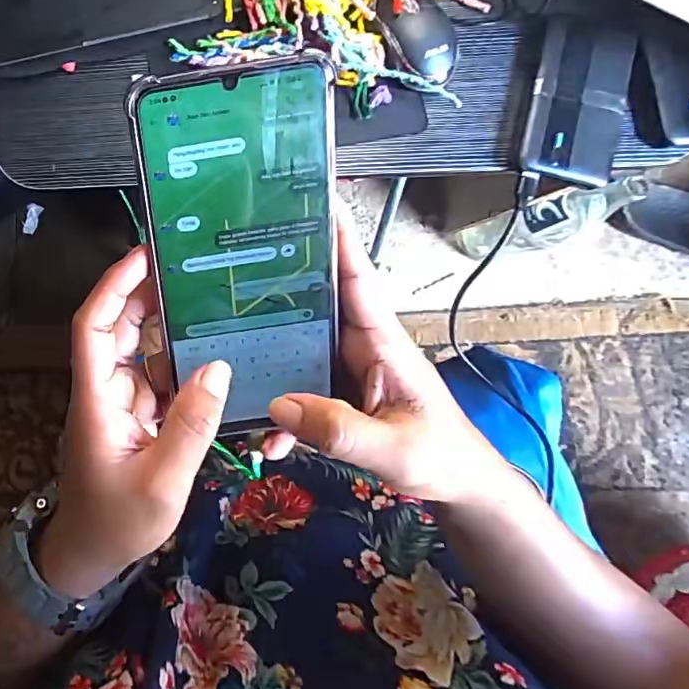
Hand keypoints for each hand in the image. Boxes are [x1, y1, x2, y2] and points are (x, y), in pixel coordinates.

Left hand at [38, 247, 228, 596]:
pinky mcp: (138, 414)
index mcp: (96, 397)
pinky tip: (214, 348)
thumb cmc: (115, 523)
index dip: (114, 287)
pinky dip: (182, 359)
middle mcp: (106, 388)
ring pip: (143, 348)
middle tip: (191, 266)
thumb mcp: (160, 482)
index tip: (143, 256)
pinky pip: (160, 376)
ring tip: (211, 297)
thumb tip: (218, 367)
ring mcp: (122, 400)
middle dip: (148, 292)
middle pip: (120, 326)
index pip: (94, 326)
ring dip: (170, 323)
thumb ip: (190, 427)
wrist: (89, 557)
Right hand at [264, 215, 514, 504]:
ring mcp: (346, 369)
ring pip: (300, 345)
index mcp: (383, 342)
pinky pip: (299, 388)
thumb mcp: (394, 448)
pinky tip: (265, 435)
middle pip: (316, 302)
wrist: (457, 487)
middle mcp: (360, 346)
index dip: (338, 241)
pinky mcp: (336, 395)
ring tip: (230, 346)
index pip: (358, 280)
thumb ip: (339, 430)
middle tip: (240, 257)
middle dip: (282, 279)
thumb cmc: (442, 458)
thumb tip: (279, 405)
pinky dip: (281, 408)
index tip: (316, 201)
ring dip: (269, 350)